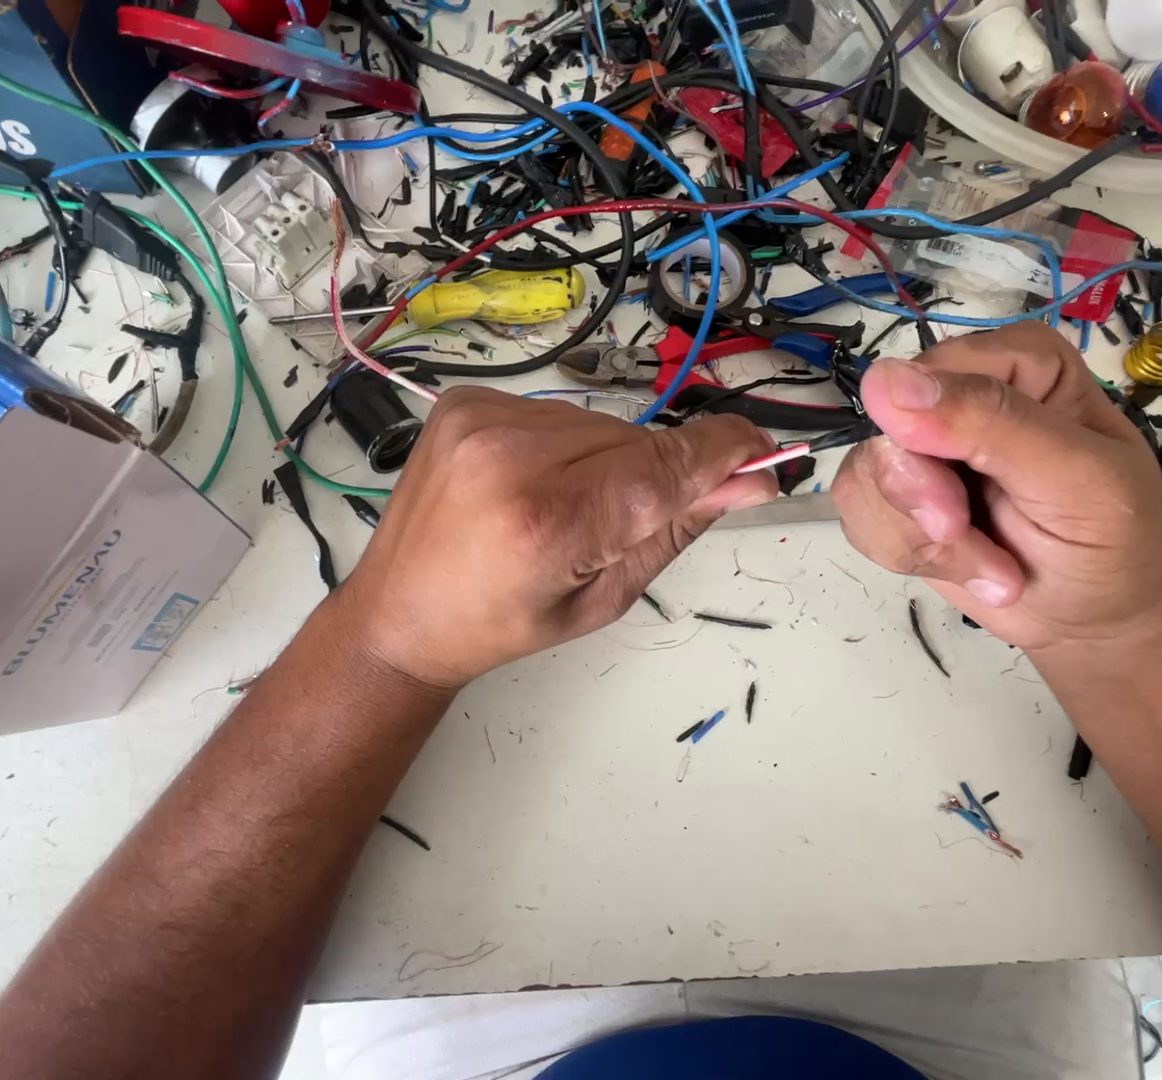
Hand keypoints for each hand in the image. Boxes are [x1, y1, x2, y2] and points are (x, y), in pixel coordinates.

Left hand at [335, 387, 777, 689]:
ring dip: (607, 461)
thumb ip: (674, 530)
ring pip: (600, 425)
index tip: (761, 456)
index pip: (663, 468)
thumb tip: (746, 482)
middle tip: (621, 523)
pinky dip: (565, 446)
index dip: (723, 456)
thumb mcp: (600, 599)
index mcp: (546, 522)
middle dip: (656, 475)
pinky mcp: (466, 403)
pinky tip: (534, 484)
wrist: (400, 611)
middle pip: (637, 443)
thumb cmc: (498, 624)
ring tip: (565, 509)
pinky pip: (557, 415)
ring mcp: (482, 421)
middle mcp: (511, 456)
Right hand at [831, 322, 1161, 652]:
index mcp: (1018, 366)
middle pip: (884, 431)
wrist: (1091, 619)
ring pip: (861, 478)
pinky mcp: (891, 495)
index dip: (925, 435)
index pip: (931, 373)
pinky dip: (903, 553)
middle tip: (962, 537)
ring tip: (984, 563)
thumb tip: (885, 381)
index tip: (952, 504)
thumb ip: (988, 422)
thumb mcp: (1074, 478)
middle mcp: (959, 396)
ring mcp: (919, 448)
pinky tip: (958, 565)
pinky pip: (855, 514)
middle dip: (919, 501)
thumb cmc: (1110, 545)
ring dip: (916, 538)